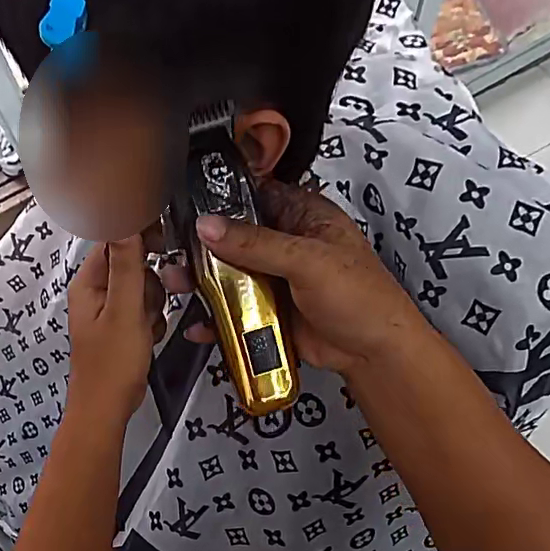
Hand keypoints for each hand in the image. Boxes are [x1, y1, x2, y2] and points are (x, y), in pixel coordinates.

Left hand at [66, 235, 166, 417]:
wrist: (106, 410)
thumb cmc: (111, 366)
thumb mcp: (125, 311)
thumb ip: (128, 265)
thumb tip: (126, 221)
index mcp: (89, 282)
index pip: (114, 239)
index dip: (142, 237)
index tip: (165, 246)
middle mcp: (95, 292)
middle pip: (134, 263)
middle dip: (150, 282)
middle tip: (153, 303)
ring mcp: (108, 310)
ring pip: (143, 288)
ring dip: (154, 305)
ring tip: (148, 327)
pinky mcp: (121, 327)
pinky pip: (145, 310)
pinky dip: (152, 321)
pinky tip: (149, 337)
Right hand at [188, 180, 432, 375]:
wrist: (372, 353)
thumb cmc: (363, 298)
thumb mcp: (308, 261)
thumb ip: (257, 243)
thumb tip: (211, 226)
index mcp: (302, 216)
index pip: (254, 197)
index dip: (221, 203)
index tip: (189, 212)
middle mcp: (286, 245)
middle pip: (233, 240)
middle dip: (203, 249)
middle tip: (177, 255)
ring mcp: (276, 280)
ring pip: (230, 276)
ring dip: (203, 283)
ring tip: (179, 286)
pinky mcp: (269, 312)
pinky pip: (235, 311)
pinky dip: (215, 318)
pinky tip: (200, 324)